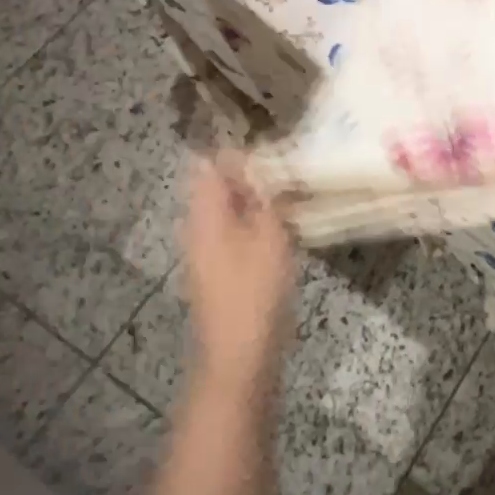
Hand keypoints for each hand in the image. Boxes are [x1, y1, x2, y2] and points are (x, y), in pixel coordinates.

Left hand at [183, 150, 293, 381]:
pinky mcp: (223, 270)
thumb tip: (266, 162)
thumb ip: (266, 196)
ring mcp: (208, 251)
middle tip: (292, 159)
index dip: (238, 147)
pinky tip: (287, 222)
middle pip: (220, 186)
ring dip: (258, 196)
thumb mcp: (271, 235)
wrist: (240, 356)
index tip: (274, 137)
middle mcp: (199, 228)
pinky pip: (238, 229)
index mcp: (204, 215)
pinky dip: (259, 219)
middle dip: (253, 170)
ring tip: (296, 185)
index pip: (211, 163)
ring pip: (231, 208)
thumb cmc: (255, 292)